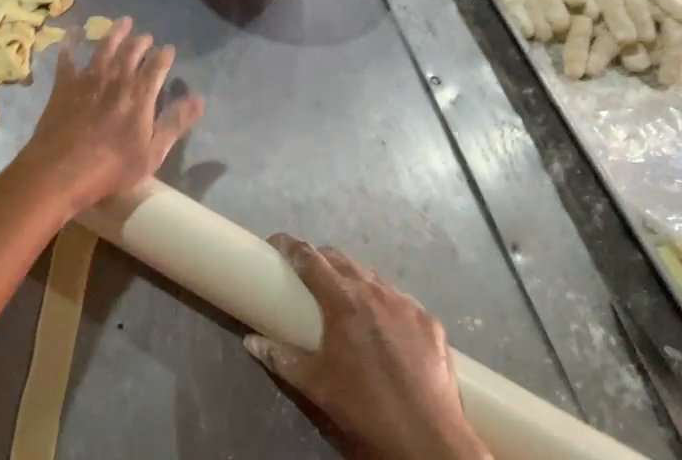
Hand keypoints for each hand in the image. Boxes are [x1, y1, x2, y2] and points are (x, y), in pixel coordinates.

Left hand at [16, 17, 204, 214]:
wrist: (61, 170)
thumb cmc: (112, 167)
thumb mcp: (152, 153)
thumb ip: (175, 123)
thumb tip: (199, 100)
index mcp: (139, 94)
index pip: (157, 66)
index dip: (164, 56)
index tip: (169, 49)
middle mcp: (115, 78)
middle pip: (131, 51)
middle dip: (141, 41)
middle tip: (146, 36)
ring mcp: (87, 78)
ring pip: (104, 47)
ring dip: (115, 32)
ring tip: (123, 21)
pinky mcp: (64, 84)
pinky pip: (68, 56)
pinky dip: (72, 41)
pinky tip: (75, 30)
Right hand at [245, 236, 489, 459]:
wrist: (428, 437)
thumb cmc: (364, 405)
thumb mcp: (314, 383)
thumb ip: (280, 357)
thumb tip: (252, 341)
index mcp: (343, 299)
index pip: (309, 257)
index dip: (289, 245)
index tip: (275, 244)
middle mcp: (375, 291)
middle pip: (340, 258)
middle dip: (319, 259)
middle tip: (305, 275)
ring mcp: (407, 304)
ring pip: (371, 276)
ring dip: (352, 278)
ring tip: (343, 299)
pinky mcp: (429, 321)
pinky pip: (399, 299)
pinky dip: (383, 301)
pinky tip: (381, 325)